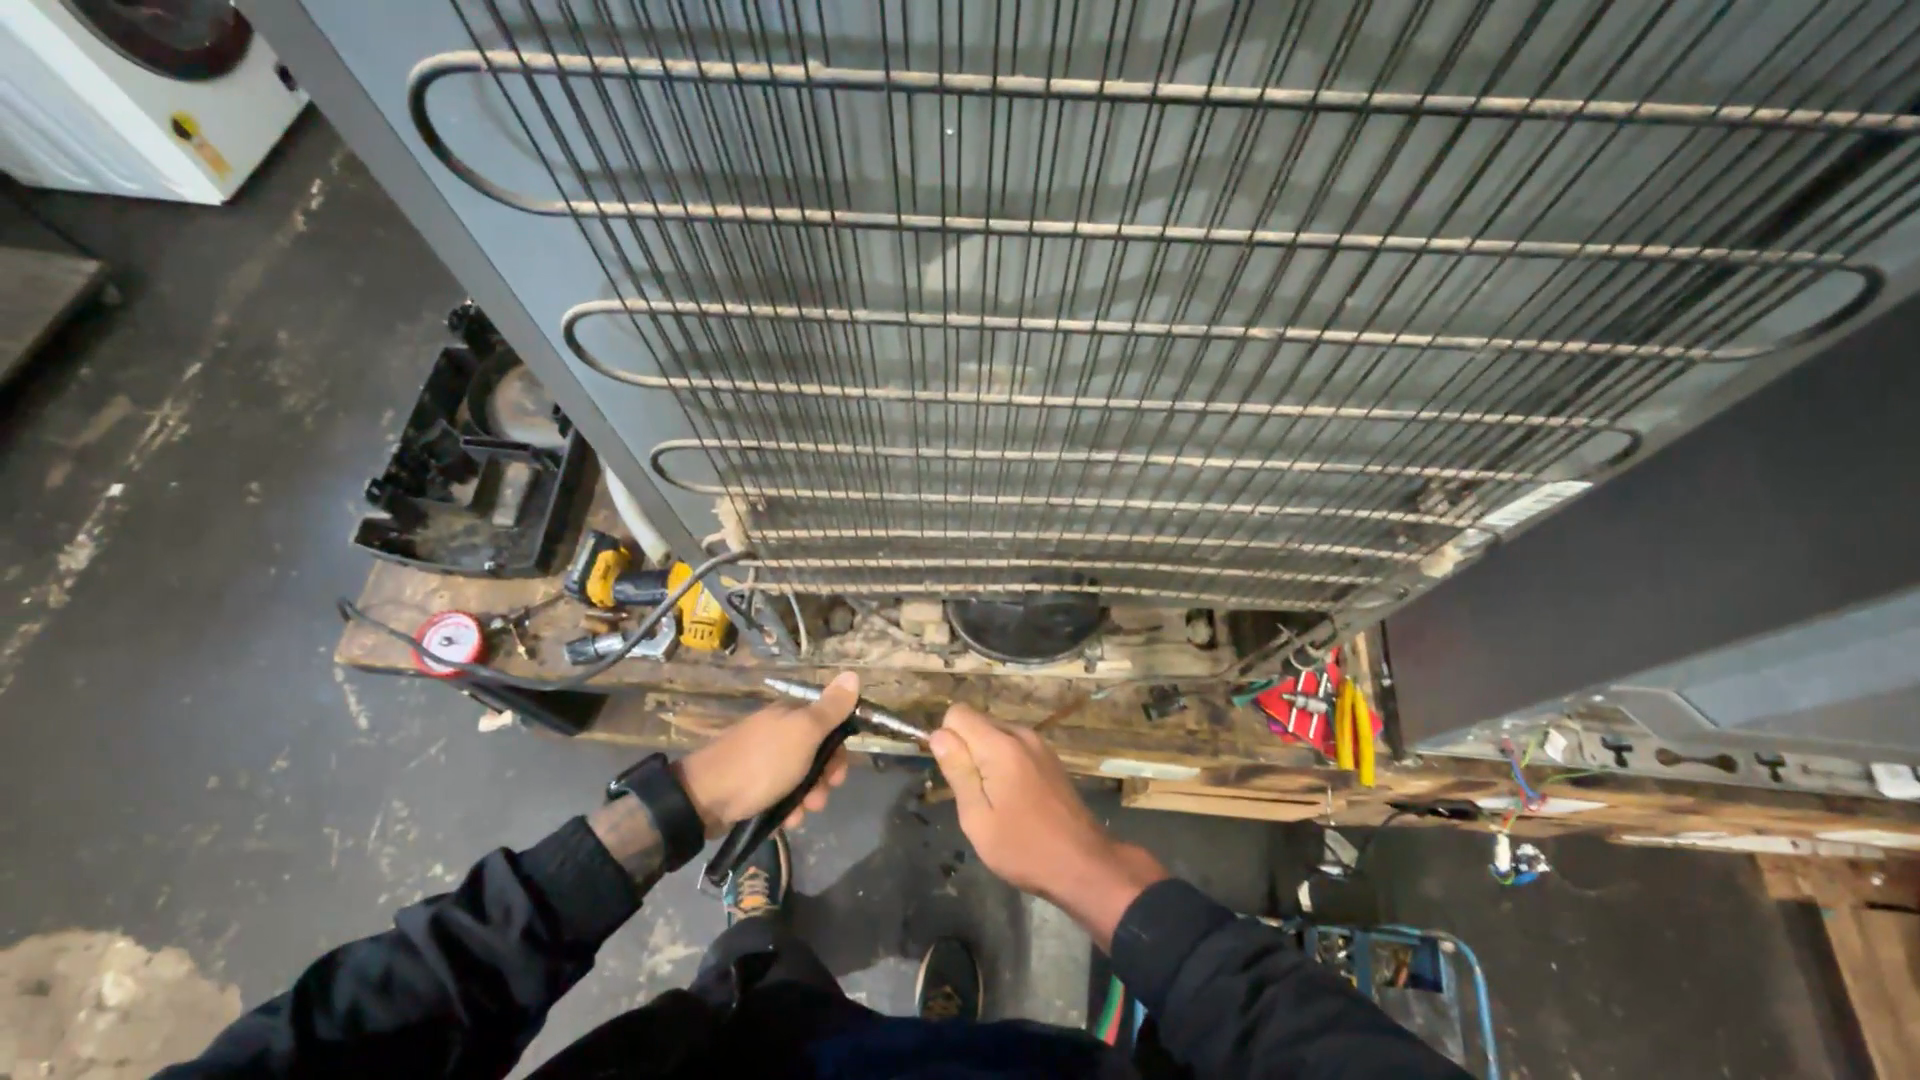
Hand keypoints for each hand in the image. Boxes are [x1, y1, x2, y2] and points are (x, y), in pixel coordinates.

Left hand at [673, 671, 857, 834]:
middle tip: (819, 797)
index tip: (838, 772)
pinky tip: (786, 819)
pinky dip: (788, 807)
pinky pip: (781, 794)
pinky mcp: (752, 784)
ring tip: (801, 812)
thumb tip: (853, 675)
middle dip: (824, 779)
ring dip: (808, 797)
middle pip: (817, 754)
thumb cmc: (762, 762)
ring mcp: (763, 759)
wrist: (706, 797)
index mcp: (790, 715)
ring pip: (801, 778)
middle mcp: (777, 732)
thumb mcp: (803, 733)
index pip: (829, 724)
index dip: (839, 749)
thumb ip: (830, 709)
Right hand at [930, 704, 1167, 947]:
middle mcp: (1022, 735)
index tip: (956, 776)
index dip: (948, 741)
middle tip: (976, 797)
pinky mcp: (1051, 759)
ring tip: (997, 802)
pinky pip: (1015, 748)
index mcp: (1001, 746)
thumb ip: (958, 771)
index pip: (958, 714)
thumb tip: (938, 736)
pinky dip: (1005, 765)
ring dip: (986, 760)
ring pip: (996, 736)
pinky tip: (1016, 800)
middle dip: (967, 752)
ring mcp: (1041, 746)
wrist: (1084, 864)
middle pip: (977, 723)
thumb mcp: (978, 818)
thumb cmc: (1024, 848)